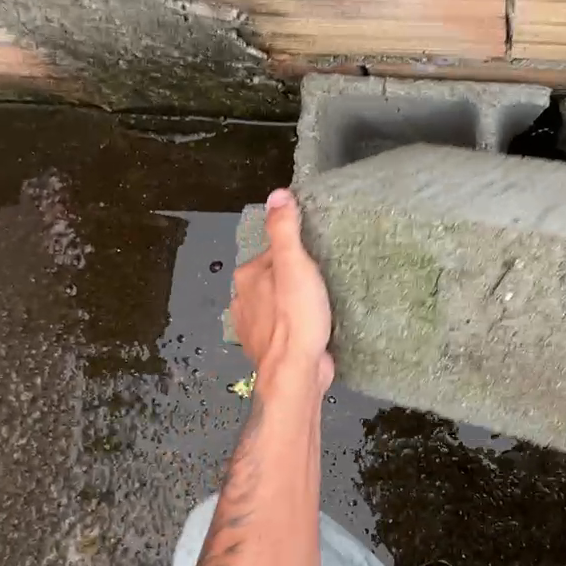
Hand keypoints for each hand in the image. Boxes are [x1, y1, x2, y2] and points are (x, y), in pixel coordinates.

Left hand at [232, 189, 334, 393]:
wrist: (295, 372)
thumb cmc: (296, 317)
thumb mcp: (295, 265)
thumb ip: (285, 229)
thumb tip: (278, 193)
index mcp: (247, 276)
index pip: (274, 252)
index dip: (297, 254)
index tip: (317, 261)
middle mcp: (242, 300)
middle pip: (274, 278)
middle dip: (294, 279)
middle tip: (322, 283)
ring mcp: (253, 327)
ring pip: (276, 303)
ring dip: (294, 303)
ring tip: (319, 305)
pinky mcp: (267, 348)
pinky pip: (282, 327)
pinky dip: (294, 324)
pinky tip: (312, 327)